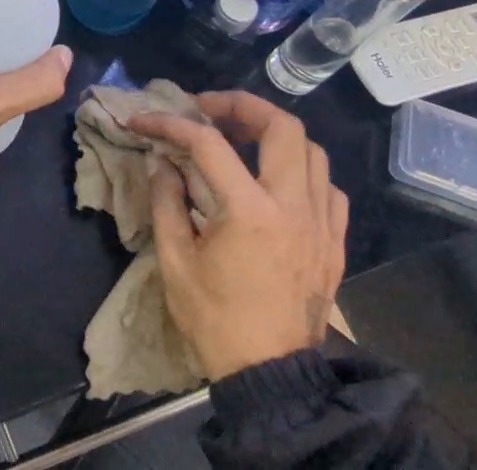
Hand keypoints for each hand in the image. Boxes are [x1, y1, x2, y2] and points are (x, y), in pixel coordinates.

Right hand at [128, 91, 348, 380]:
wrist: (268, 371)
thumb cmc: (214, 317)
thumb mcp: (174, 259)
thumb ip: (166, 201)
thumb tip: (161, 162)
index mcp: (249, 211)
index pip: (207, 144)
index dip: (169, 124)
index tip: (142, 120)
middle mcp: (294, 207)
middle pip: (283, 128)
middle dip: (241, 106)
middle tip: (206, 110)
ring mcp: (322, 224)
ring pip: (313, 152)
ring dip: (274, 135)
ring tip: (240, 138)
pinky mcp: (334, 243)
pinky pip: (329, 188)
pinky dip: (302, 171)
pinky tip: (276, 181)